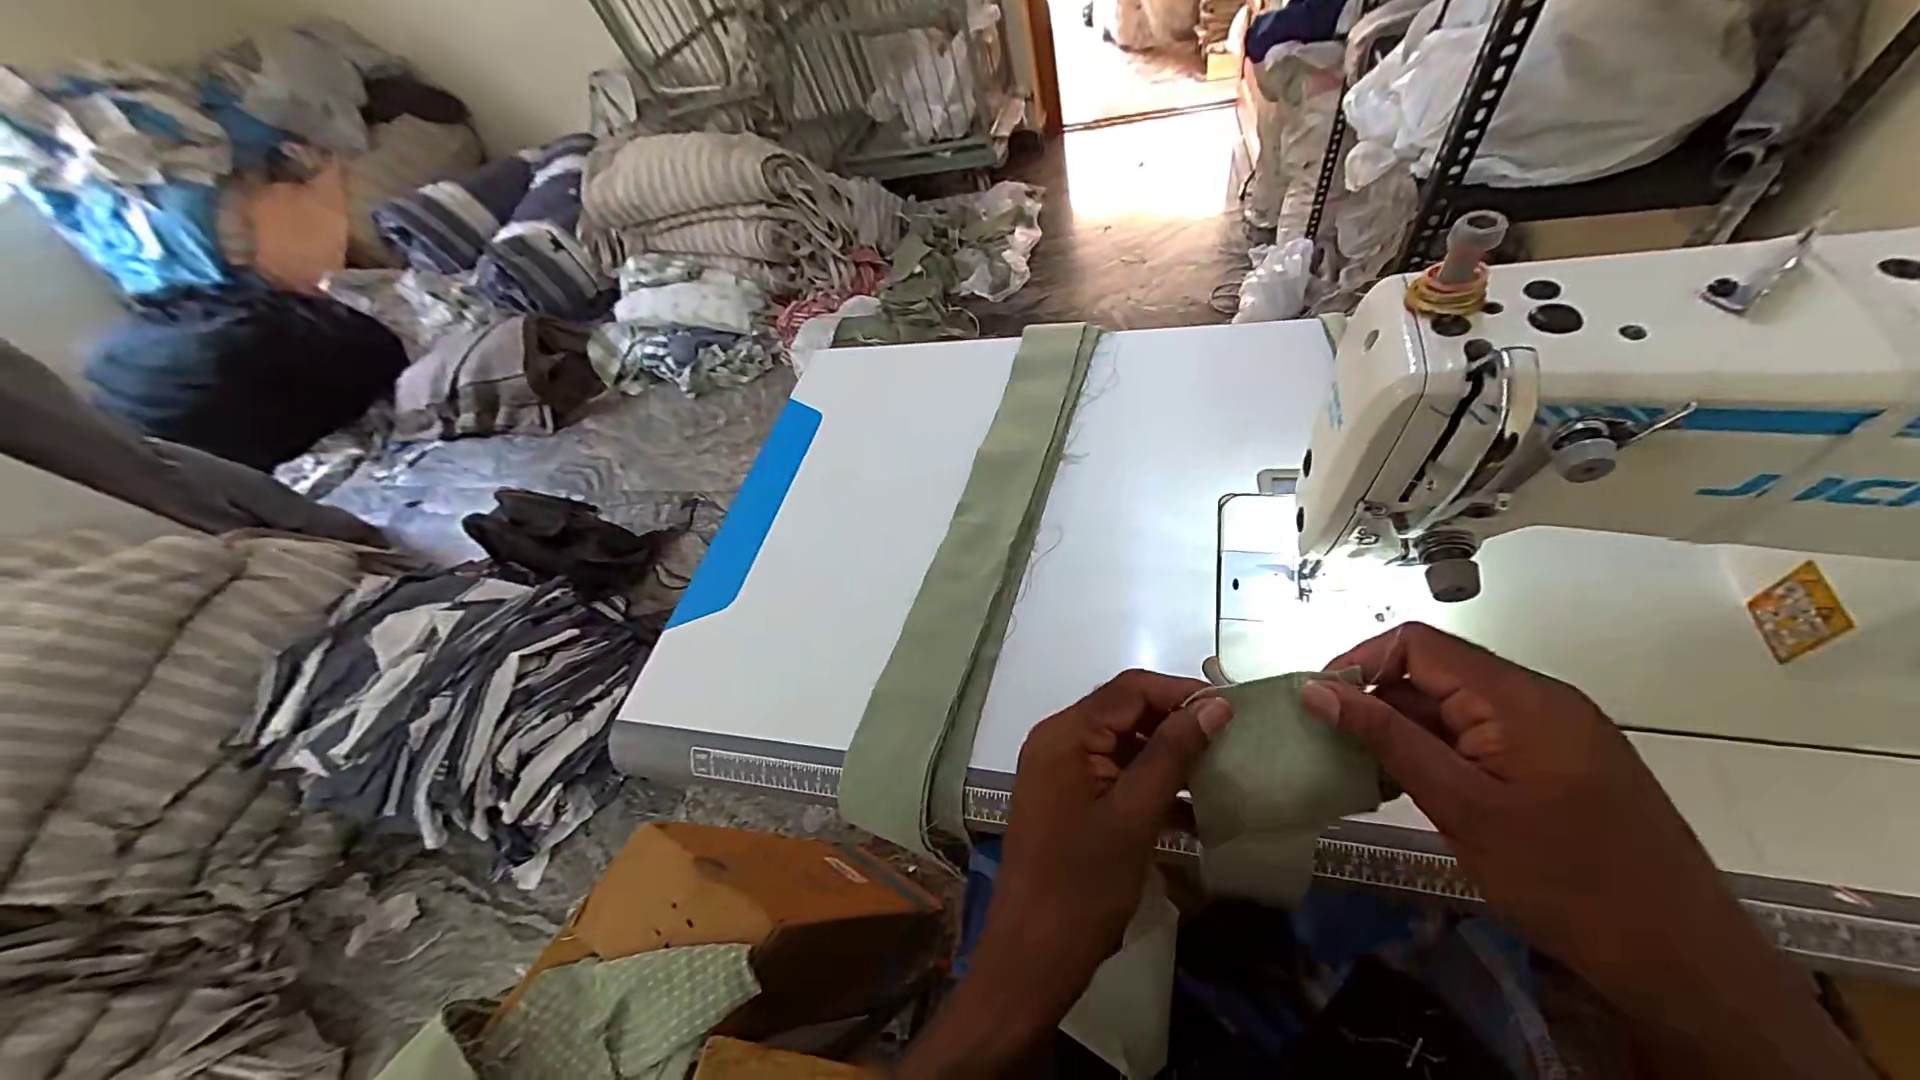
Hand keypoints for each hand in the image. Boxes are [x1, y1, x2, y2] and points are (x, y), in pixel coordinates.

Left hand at [899, 670, 1230, 1079]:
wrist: (1034, 952)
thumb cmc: (1084, 883)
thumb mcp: (1135, 814)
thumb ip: (1172, 753)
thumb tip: (1214, 705)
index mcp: (1066, 733)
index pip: (1128, 689)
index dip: (1180, 692)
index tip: (1232, 708)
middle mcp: (1057, 739)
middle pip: (1124, 712)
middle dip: (1177, 724)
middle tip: (1231, 741)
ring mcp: (1059, 769)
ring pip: (1122, 744)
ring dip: (1167, 757)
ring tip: (1220, 773)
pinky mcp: (1067, 797)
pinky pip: (1113, 774)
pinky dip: (1148, 784)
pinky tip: (1192, 810)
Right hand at [1299, 622, 1870, 1078]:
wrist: (1686, 964)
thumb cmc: (1566, 881)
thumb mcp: (1459, 805)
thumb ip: (1385, 738)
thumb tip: (1316, 689)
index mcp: (1519, 698)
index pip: (1418, 644)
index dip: (1361, 662)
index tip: (1324, 706)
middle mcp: (1539, 698)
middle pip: (1434, 671)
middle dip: (1378, 702)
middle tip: (1340, 748)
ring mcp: (1553, 729)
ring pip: (1453, 705)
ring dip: (1405, 731)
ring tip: (1372, 774)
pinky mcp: (1558, 759)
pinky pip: (1481, 733)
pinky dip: (1439, 750)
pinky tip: (1418, 787)